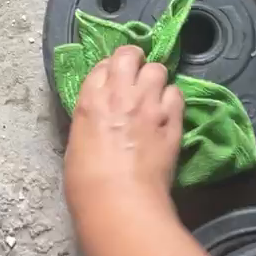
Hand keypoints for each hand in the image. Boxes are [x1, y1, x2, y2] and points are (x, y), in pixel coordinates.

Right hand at [65, 45, 184, 226]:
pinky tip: (168, 113)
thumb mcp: (78, 144)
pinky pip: (177, 94)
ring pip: (159, 70)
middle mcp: (121, 94)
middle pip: (131, 55)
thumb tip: (101, 119)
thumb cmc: (87, 183)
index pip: (102, 65)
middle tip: (136, 75)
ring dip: (155, 79)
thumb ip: (92, 121)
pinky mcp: (172, 120)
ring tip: (154, 95)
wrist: (120, 200)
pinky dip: (172, 100)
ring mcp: (149, 105)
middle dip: (134, 60)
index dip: (110, 70)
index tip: (113, 80)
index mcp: (91, 100)